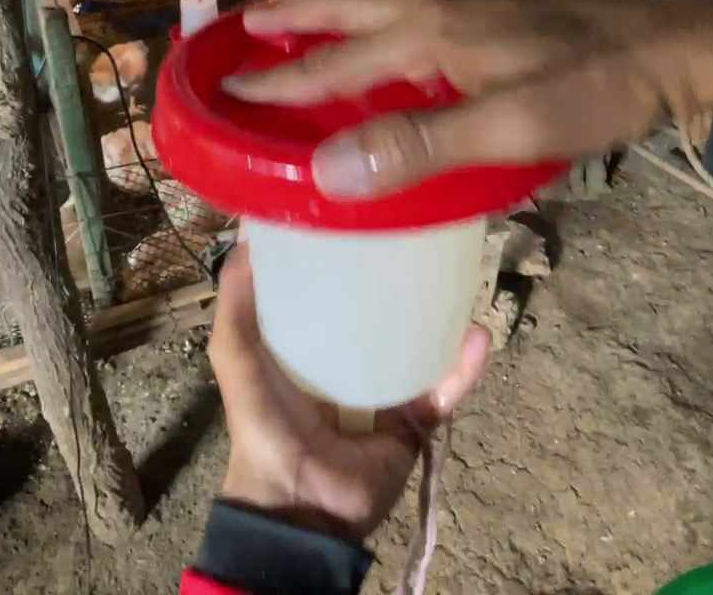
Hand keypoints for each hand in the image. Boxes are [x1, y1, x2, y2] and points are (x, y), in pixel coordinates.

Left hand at [210, 243, 488, 542]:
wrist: (297, 502)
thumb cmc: (262, 419)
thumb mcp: (235, 351)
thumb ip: (236, 296)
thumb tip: (252, 229)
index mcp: (313, 339)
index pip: (337, 286)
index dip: (349, 252)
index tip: (367, 210)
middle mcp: (354, 358)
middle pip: (388, 309)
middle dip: (406, 277)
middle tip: (425, 234)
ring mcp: (389, 389)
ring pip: (427, 344)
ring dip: (446, 316)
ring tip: (461, 278)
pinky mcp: (415, 420)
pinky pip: (445, 389)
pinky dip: (464, 368)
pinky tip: (477, 337)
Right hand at [225, 0, 712, 198]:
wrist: (667, 49)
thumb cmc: (590, 88)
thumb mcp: (509, 126)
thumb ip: (419, 146)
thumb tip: (326, 170)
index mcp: (427, 32)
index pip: (331, 64)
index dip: (277, 85)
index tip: (225, 94)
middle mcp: (433, 7)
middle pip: (343, 7)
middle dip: (288, 16)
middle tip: (239, 24)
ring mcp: (461, 6)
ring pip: (373, 4)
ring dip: (324, 13)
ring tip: (288, 21)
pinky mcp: (484, 18)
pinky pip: (402, 16)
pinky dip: (366, 25)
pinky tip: (373, 44)